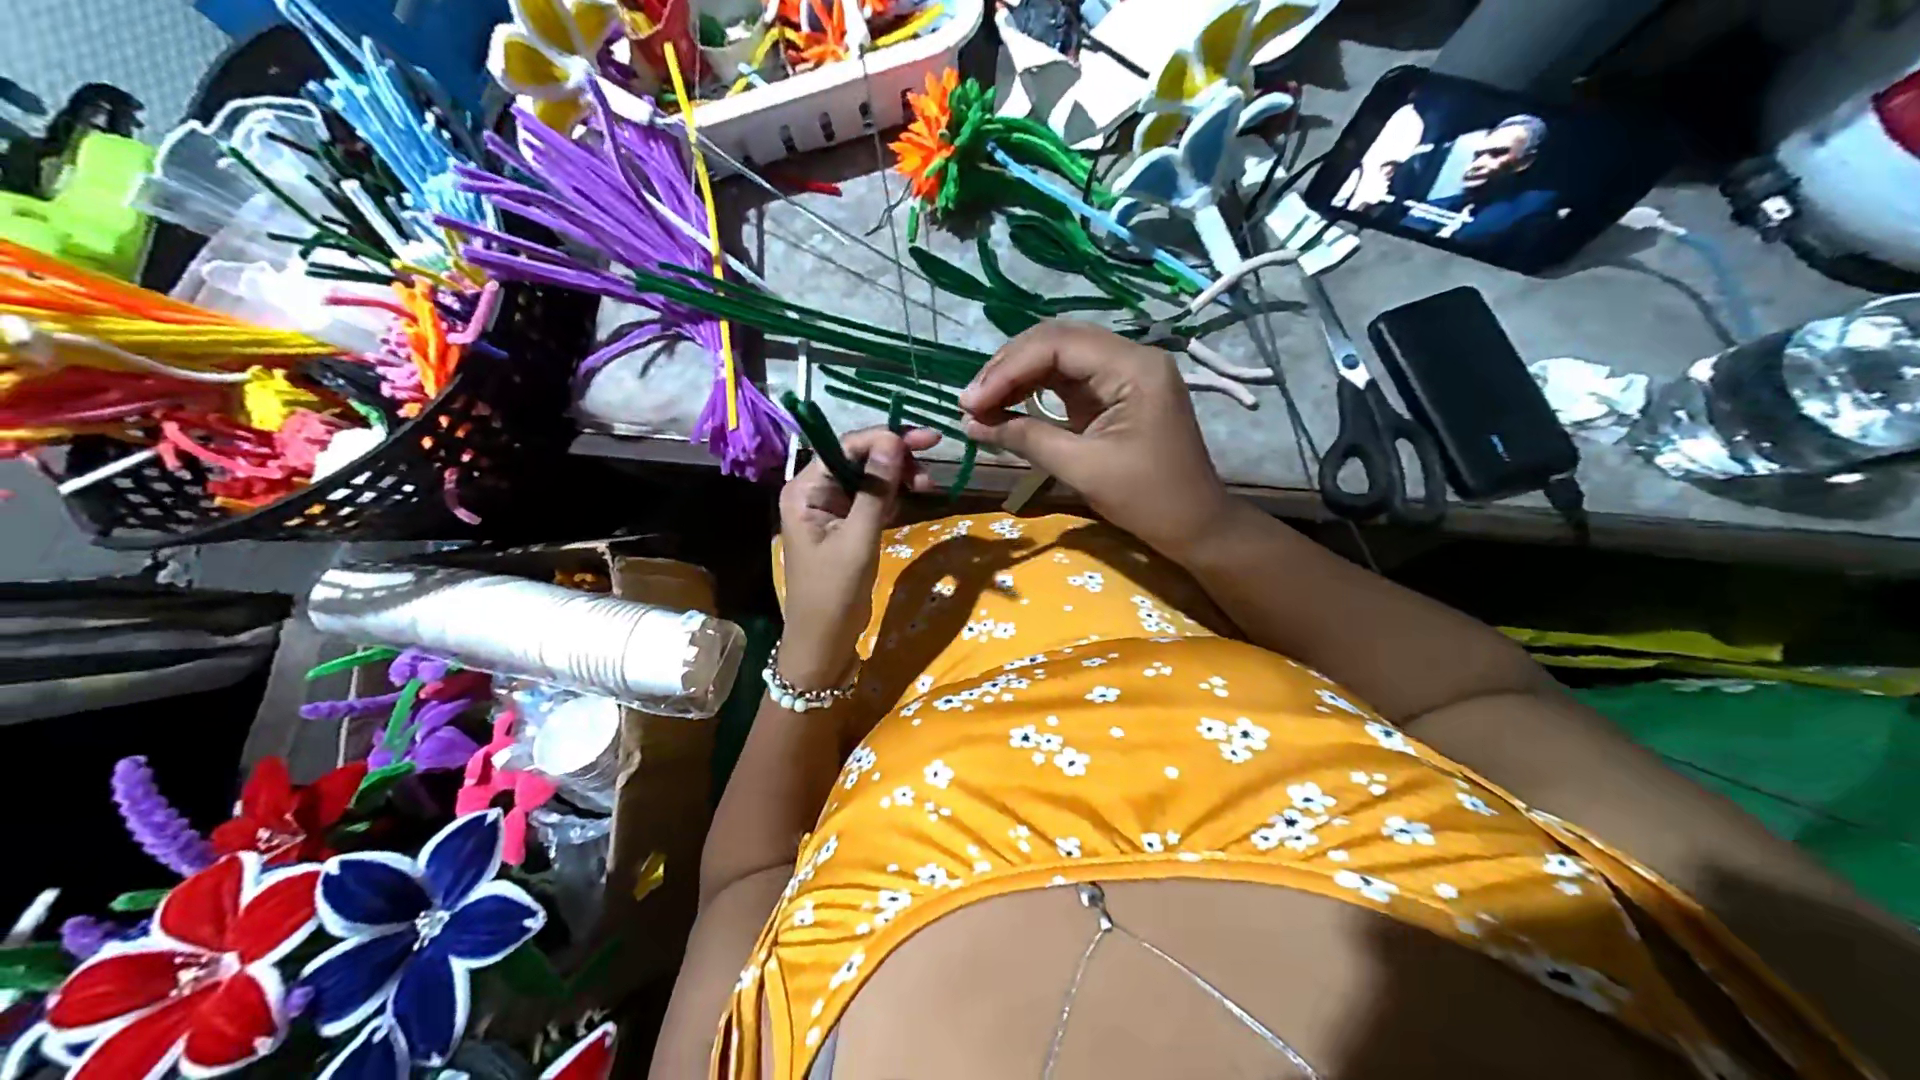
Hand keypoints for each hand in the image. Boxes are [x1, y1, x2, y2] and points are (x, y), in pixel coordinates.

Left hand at [778, 426, 940, 689]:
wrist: (824, 641)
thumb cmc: (834, 593)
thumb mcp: (858, 539)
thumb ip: (876, 490)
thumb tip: (893, 440)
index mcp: (805, 490)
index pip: (845, 447)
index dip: (884, 438)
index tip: (923, 441)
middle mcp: (814, 491)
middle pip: (858, 457)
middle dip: (895, 456)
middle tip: (933, 458)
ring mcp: (830, 508)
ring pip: (869, 476)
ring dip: (899, 476)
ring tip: (928, 486)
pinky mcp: (846, 524)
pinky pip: (872, 497)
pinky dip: (894, 495)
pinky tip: (914, 496)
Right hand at [959, 320, 1234, 562]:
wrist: (1193, 524)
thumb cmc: (1147, 498)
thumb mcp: (1083, 468)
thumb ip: (1026, 438)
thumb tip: (971, 424)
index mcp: (1133, 366)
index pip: (1057, 344)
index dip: (1008, 368)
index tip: (972, 402)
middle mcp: (1129, 357)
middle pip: (1055, 341)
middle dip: (1007, 368)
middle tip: (970, 402)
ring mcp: (1121, 373)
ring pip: (1056, 357)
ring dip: (1016, 378)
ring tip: (980, 405)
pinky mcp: (1112, 393)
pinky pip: (1065, 380)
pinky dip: (1032, 392)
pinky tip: (1005, 407)